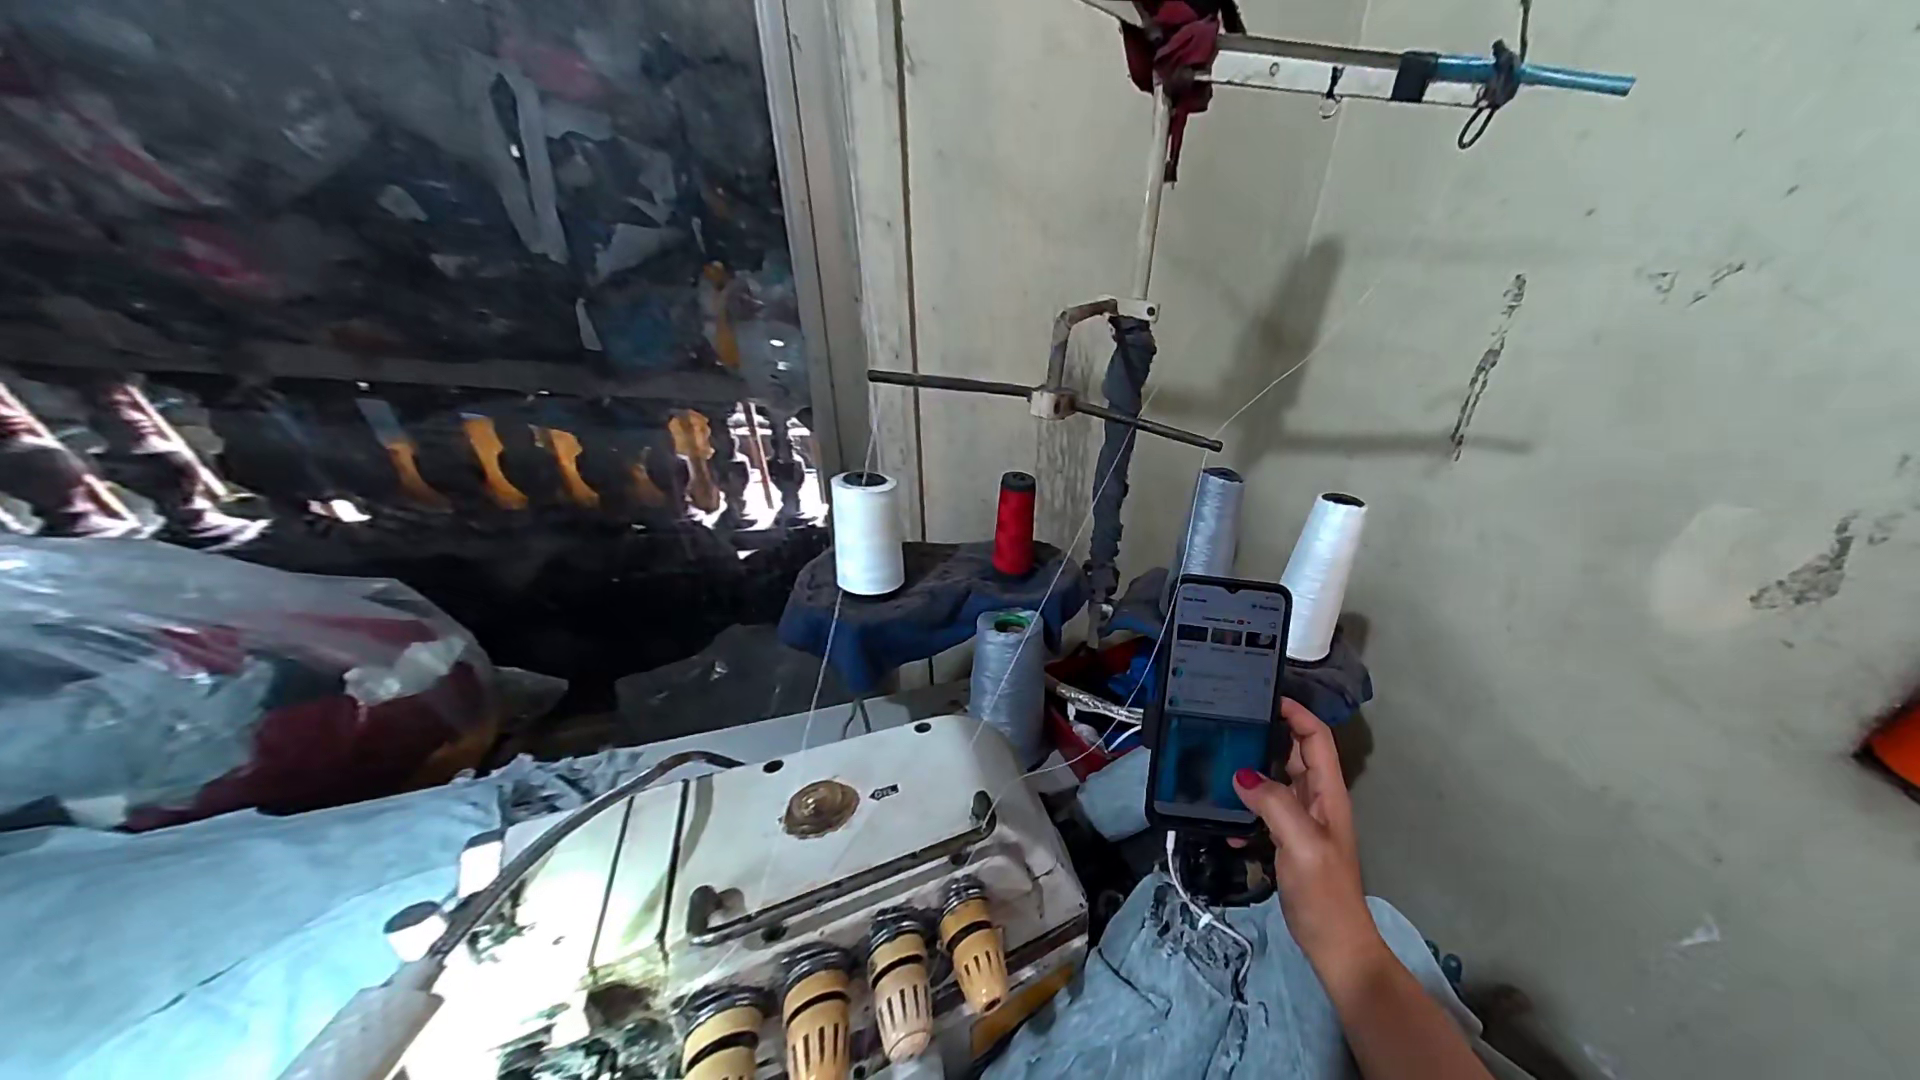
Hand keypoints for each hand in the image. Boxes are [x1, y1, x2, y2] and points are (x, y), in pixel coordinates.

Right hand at [1232, 699, 1390, 991]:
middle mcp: (1315, 798)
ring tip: (1216, 753)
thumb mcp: (1300, 843)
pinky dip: (1242, 804)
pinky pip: (1261, 805)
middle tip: (1229, 718)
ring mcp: (1300, 818)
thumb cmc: (1323, 891)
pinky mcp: (1284, 836)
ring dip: (1249, 765)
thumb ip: (1274, 803)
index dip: (1296, 712)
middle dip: (1267, 730)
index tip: (1263, 694)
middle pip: (1293, 751)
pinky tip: (1222, 816)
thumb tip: (1241, 774)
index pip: (1315, 738)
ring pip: (1273, 776)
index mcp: (1327, 793)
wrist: (1334, 944)